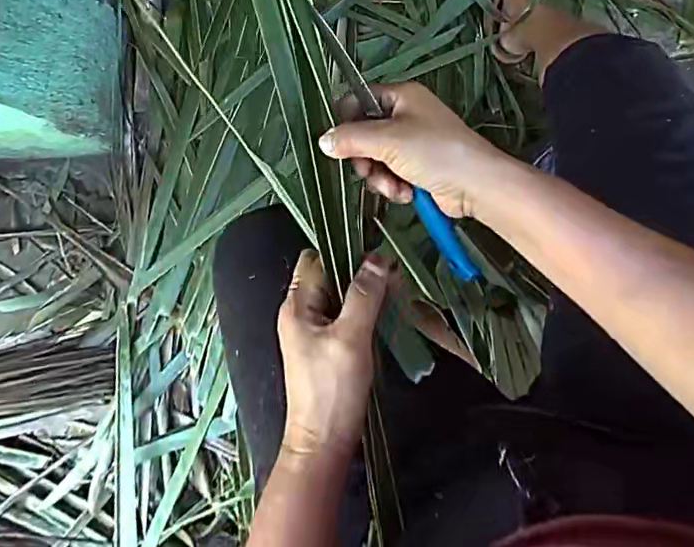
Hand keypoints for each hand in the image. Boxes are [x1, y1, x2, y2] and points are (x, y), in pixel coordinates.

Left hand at [278, 250, 390, 461]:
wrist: (324, 446)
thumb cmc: (332, 390)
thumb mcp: (350, 337)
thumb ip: (364, 294)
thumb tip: (378, 257)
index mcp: (297, 305)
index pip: (316, 258)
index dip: (343, 248)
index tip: (374, 247)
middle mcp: (302, 313)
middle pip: (330, 274)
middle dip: (360, 269)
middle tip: (393, 268)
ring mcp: (314, 330)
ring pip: (341, 294)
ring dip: (366, 289)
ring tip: (396, 286)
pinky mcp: (328, 346)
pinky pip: (347, 314)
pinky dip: (365, 308)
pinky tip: (388, 308)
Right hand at [318, 82, 520, 219]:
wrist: (476, 185)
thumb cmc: (434, 151)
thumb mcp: (388, 140)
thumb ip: (351, 138)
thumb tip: (323, 140)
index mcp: (402, 96)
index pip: (360, 99)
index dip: (346, 120)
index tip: (340, 142)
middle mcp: (406, 114)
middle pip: (364, 133)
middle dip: (365, 157)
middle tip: (370, 169)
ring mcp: (413, 142)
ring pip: (375, 158)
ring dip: (380, 176)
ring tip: (394, 185)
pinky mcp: (418, 166)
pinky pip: (390, 173)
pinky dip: (394, 185)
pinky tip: (406, 193)